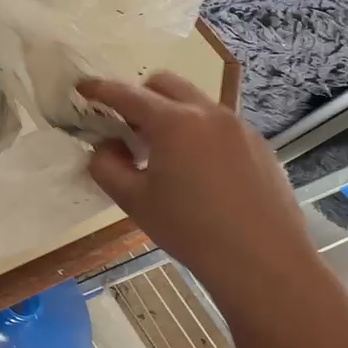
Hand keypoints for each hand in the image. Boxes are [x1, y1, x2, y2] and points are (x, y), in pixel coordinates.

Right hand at [77, 72, 319, 314]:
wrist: (265, 264)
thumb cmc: (190, 230)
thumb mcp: (133, 200)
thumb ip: (106, 165)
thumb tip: (107, 146)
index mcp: (174, 123)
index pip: (126, 95)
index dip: (100, 90)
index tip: (83, 88)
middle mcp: (208, 114)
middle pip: (165, 84)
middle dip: (140, 95)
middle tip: (126, 127)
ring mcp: (239, 128)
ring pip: (195, 102)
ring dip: (171, 114)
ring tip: (164, 153)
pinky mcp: (260, 146)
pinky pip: (219, 125)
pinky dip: (199, 133)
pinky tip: (199, 172)